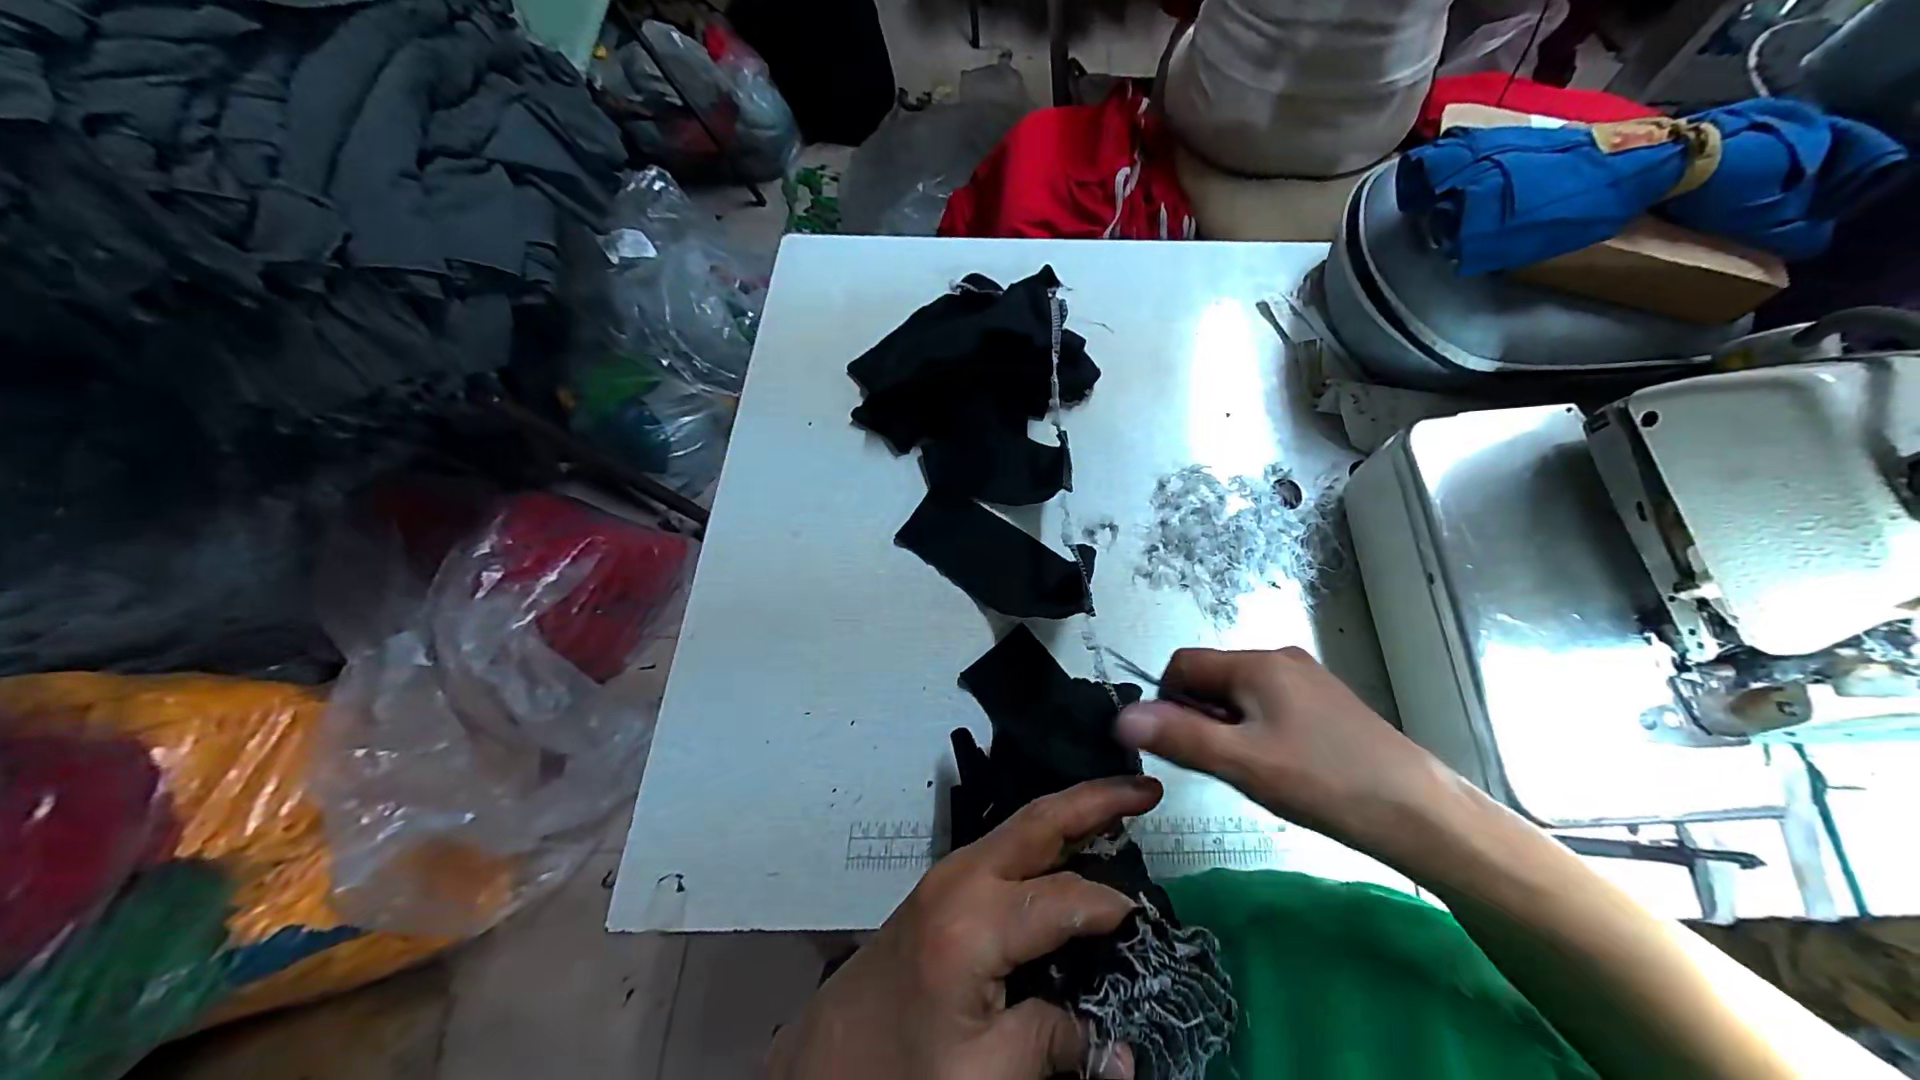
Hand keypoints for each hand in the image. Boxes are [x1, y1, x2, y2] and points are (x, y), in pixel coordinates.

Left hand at [769, 776, 1160, 1079]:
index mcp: (974, 923)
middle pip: (1040, 823)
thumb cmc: (903, 1064)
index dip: (1111, 910)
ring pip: (1024, 826)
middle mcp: (963, 879)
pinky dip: (1049, 835)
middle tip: (1149, 790)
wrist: (833, 1055)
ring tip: (1123, 804)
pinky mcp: (946, 883)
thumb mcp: (984, 1073)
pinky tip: (1073, 843)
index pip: (1066, 899)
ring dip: (1074, 811)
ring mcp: (951, 874)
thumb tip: (1116, 1040)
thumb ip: (1056, 1042)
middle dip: (1097, 800)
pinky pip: (1009, 845)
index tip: (1146, 925)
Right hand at [1115, 647, 1462, 853]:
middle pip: (1210, 677)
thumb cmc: (1324, 782)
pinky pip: (1268, 705)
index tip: (1182, 744)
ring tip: (1254, 769)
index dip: (1167, 701)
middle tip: (1222, 763)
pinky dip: (1257, 730)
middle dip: (1199, 716)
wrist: (1420, 814)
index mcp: (1256, 663)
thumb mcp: (1241, 762)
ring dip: (1228, 726)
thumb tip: (1119, 717)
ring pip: (1238, 694)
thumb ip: (1179, 736)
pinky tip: (1281, 766)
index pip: (1182, 664)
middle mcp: (1280, 658)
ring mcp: (1306, 679)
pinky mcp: (1325, 703)